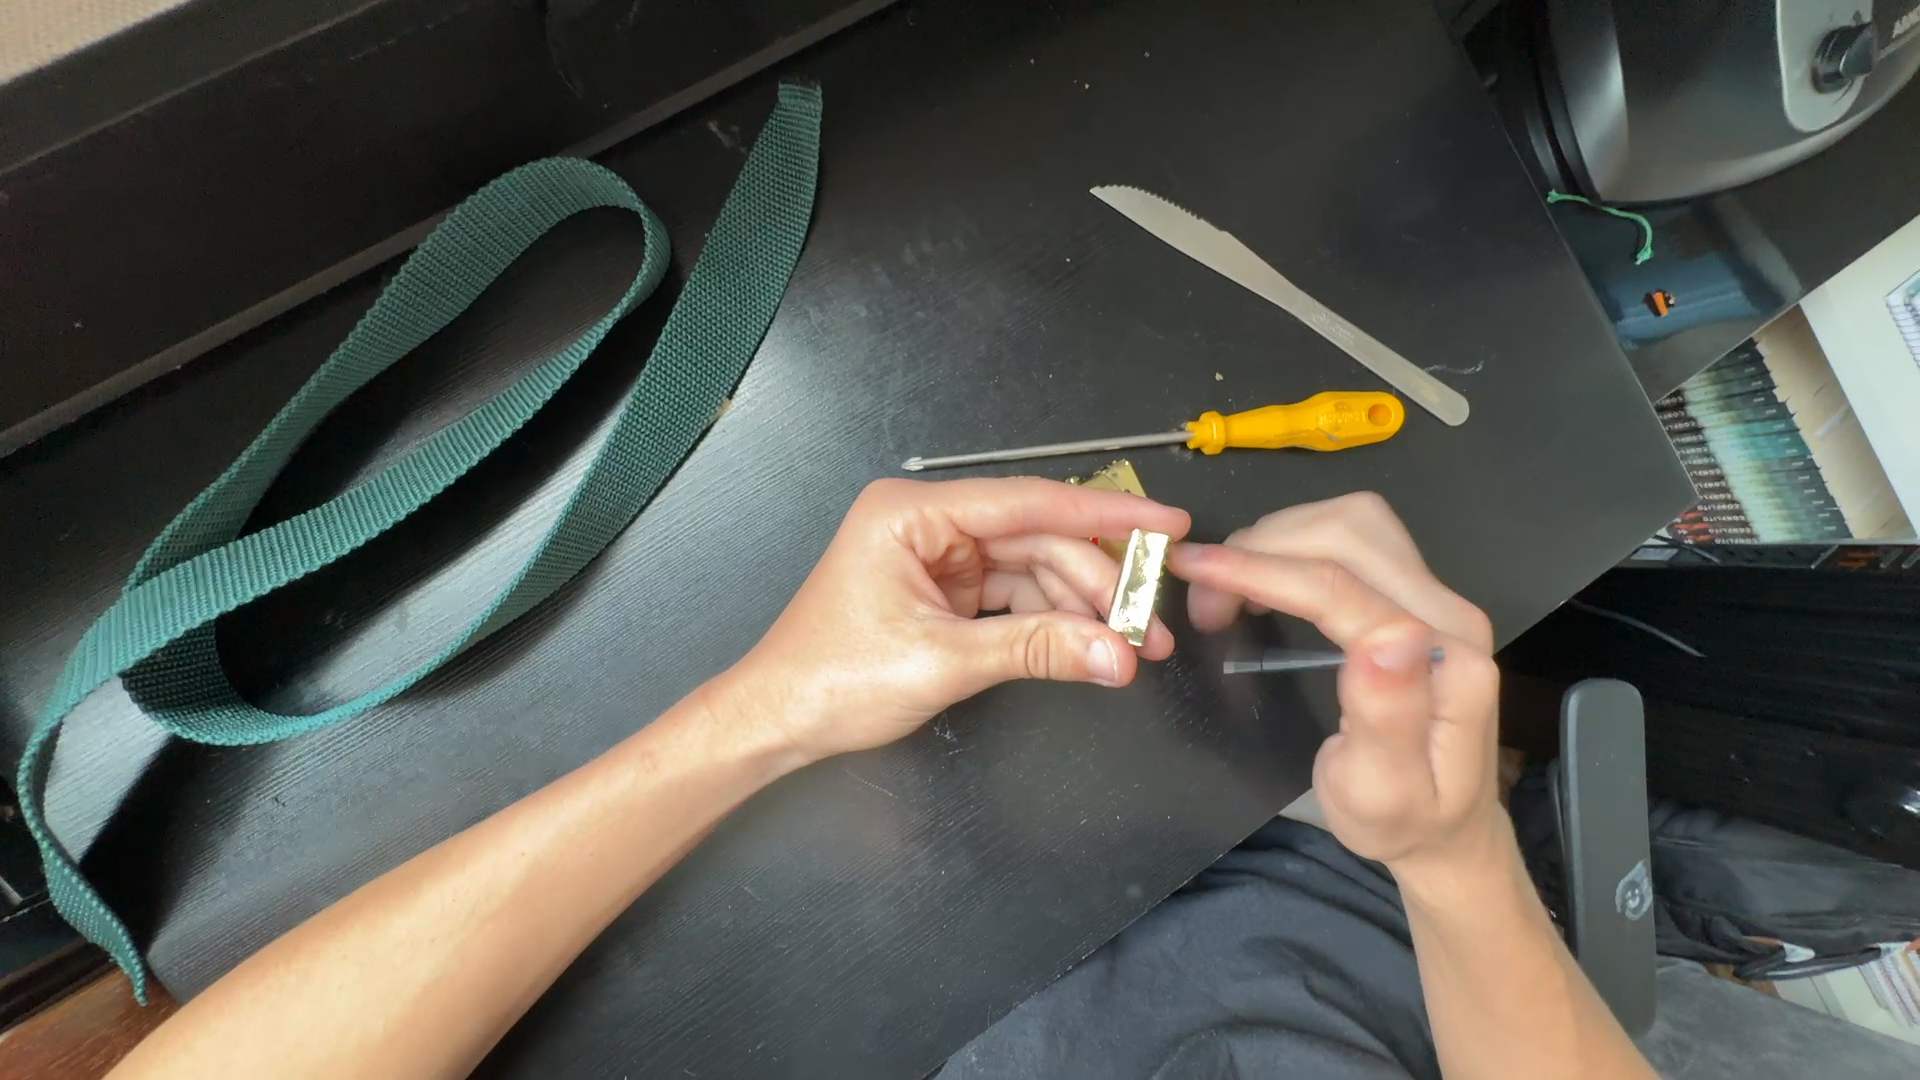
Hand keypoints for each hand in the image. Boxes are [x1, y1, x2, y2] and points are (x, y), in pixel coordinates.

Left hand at [726, 477, 1188, 762]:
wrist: (780, 720)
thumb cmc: (837, 679)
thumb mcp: (943, 661)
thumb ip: (1035, 650)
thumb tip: (1119, 656)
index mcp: (913, 513)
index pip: (1026, 503)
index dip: (1104, 515)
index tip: (1167, 523)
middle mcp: (928, 522)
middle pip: (1034, 539)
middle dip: (1095, 582)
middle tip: (1150, 623)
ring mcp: (937, 556)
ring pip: (1029, 568)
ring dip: (1078, 605)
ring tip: (1130, 645)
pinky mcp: (944, 589)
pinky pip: (1010, 594)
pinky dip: (1048, 618)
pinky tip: (1085, 641)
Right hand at [1165, 493, 1507, 880]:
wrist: (1443, 826)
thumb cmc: (1400, 820)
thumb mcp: (1382, 791)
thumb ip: (1387, 714)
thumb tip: (1385, 638)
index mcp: (1445, 661)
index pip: (1341, 588)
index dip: (1260, 569)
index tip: (1191, 567)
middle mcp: (1448, 612)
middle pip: (1348, 533)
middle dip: (1260, 548)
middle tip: (1203, 592)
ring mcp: (1434, 596)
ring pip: (1349, 522)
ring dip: (1276, 538)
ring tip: (1228, 583)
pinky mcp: (1412, 592)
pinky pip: (1349, 538)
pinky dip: (1292, 542)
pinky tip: (1262, 577)